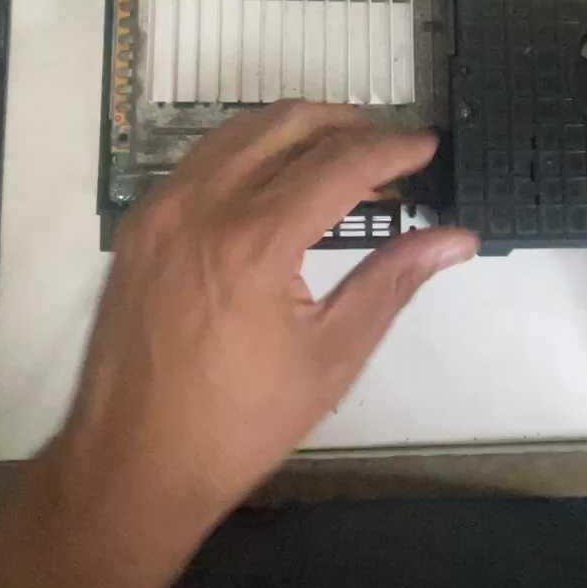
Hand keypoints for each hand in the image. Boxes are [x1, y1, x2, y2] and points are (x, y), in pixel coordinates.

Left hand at [0, 101, 476, 587]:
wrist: (130, 462)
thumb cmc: (239, 423)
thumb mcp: (332, 357)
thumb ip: (393, 281)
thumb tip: (456, 238)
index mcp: (254, 242)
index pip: (339, 164)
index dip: (391, 149)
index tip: (425, 147)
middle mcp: (202, 204)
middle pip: (289, 124)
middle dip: (349, 124)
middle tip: (389, 147)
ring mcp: (162, 205)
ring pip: (242, 129)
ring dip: (300, 128)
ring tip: (342, 153)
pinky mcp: (142, 218)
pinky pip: (205, 155)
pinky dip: (252, 147)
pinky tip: (278, 174)